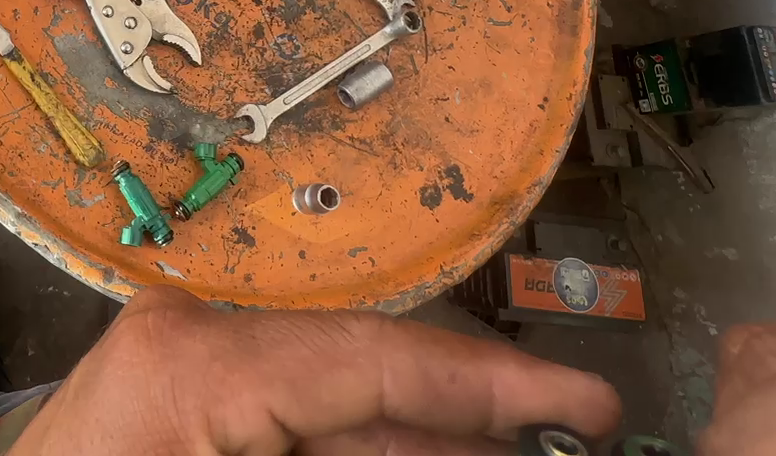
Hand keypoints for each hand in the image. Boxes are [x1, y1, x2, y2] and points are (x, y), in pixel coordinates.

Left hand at [10, 286, 620, 454]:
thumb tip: (454, 453)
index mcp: (194, 365)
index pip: (365, 361)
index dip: (484, 380)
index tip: (585, 404)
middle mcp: (197, 332)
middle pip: (364, 377)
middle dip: (463, 425)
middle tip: (565, 444)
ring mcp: (191, 348)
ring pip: (339, 403)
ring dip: (418, 445)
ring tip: (503, 447)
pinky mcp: (190, 376)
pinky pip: (300, 416)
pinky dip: (363, 449)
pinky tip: (416, 455)